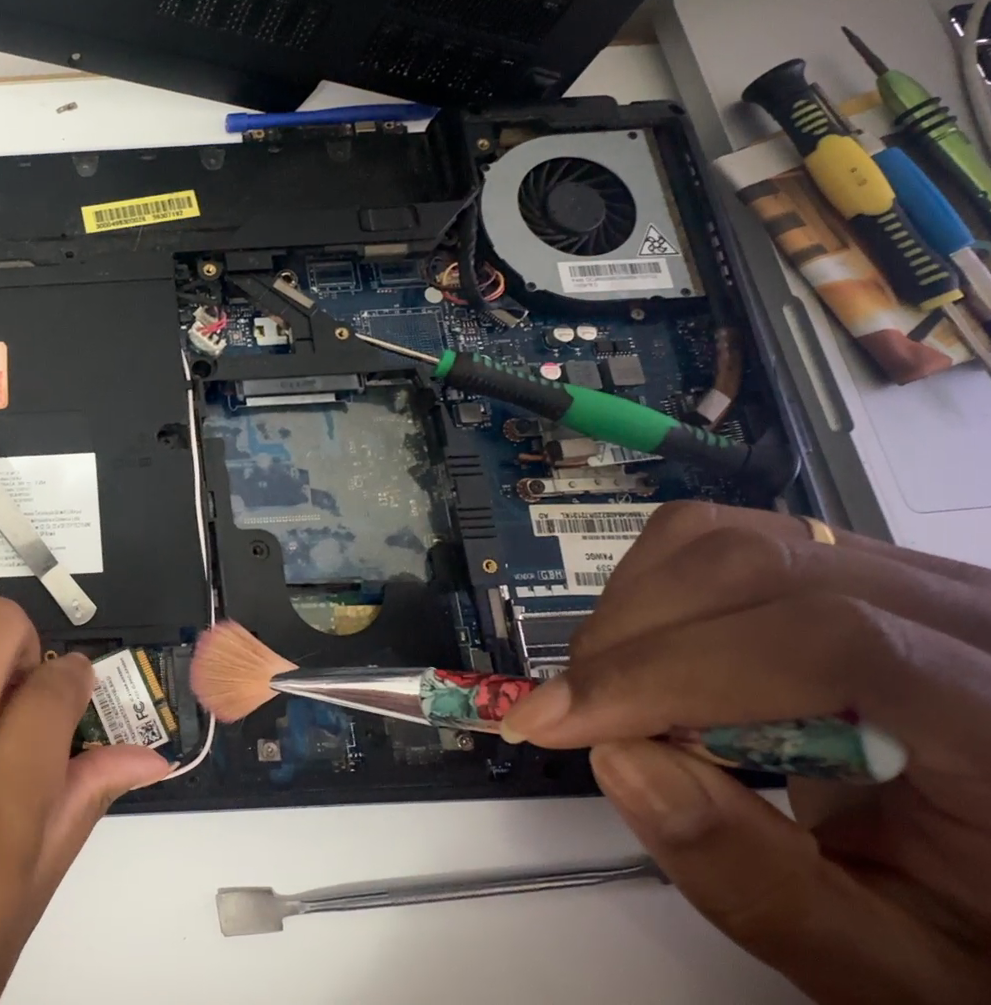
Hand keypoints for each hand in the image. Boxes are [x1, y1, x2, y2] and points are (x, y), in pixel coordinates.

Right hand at [501, 503, 990, 1003]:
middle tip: (568, 718)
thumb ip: (765, 885)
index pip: (829, 643)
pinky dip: (653, 590)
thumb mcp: (891, 965)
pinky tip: (651, 660)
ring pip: (725, 539)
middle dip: (627, 642)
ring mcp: (918, 582)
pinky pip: (725, 539)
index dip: (668, 671)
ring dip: (630, 612)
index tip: (554, 724)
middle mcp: (978, 624)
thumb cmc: (971, 938)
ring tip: (610, 693)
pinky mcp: (858, 568)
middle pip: (756, 570)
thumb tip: (617, 758)